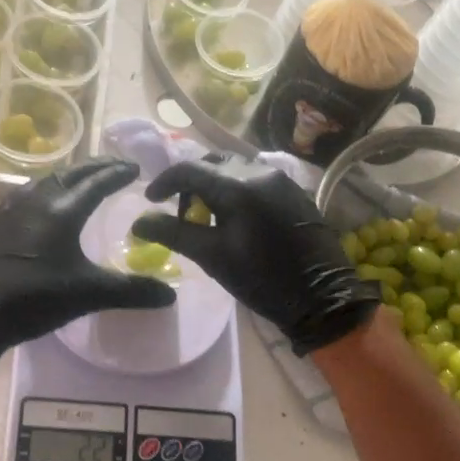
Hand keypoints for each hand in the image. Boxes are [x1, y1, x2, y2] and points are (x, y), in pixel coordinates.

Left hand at [0, 159, 175, 424]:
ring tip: (88, 179)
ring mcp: (15, 210)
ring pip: (48, 180)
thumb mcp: (89, 294)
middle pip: (71, 174)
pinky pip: (30, 193)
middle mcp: (39, 201)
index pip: (96, 182)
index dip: (117, 173)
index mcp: (62, 210)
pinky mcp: (1, 223)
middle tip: (117, 167)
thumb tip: (170, 296)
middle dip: (96, 168)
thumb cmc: (36, 298)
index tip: (136, 168)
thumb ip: (131, 291)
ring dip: (71, 176)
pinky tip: (49, 200)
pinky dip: (49, 188)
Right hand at [134, 157, 377, 353]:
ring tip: (208, 217)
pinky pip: (256, 179)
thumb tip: (138, 222)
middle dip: (191, 182)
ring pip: (236, 168)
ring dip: (214, 185)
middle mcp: (261, 172)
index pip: (190, 169)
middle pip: (214, 163)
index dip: (165, 182)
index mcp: (238, 186)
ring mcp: (282, 180)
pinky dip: (237, 190)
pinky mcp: (295, 192)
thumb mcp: (212, 257)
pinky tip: (235, 217)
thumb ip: (173, 233)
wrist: (321, 298)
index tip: (150, 200)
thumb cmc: (261, 279)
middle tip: (181, 212)